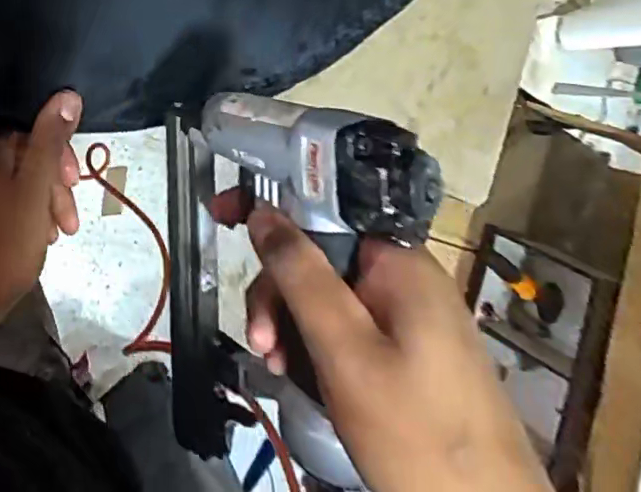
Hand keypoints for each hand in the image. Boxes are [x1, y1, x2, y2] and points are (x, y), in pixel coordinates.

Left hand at [0, 90, 82, 323]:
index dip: (60, 150)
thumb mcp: (37, 186)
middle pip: (25, 150)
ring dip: (44, 199)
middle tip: (70, 217)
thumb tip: (67, 95)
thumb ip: (52, 138)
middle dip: (54, 181)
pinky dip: (24, 208)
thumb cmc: (3, 241)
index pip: (32, 125)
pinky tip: (38, 234)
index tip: (75, 182)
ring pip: (17, 175)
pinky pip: (2, 193)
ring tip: (57, 233)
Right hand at [216, 191, 546, 491]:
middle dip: (279, 293)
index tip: (224, 214)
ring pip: (328, 296)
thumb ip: (301, 276)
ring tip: (281, 371)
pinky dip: (318, 347)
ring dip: (294, 326)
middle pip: (318, 257)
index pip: (323, 208)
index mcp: (397, 260)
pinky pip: (349, 327)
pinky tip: (305, 380)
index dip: (272, 208)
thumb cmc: (417, 433)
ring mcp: (408, 315)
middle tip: (262, 343)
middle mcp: (404, 276)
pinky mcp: (408, 350)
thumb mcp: (345, 351)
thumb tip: (263, 212)